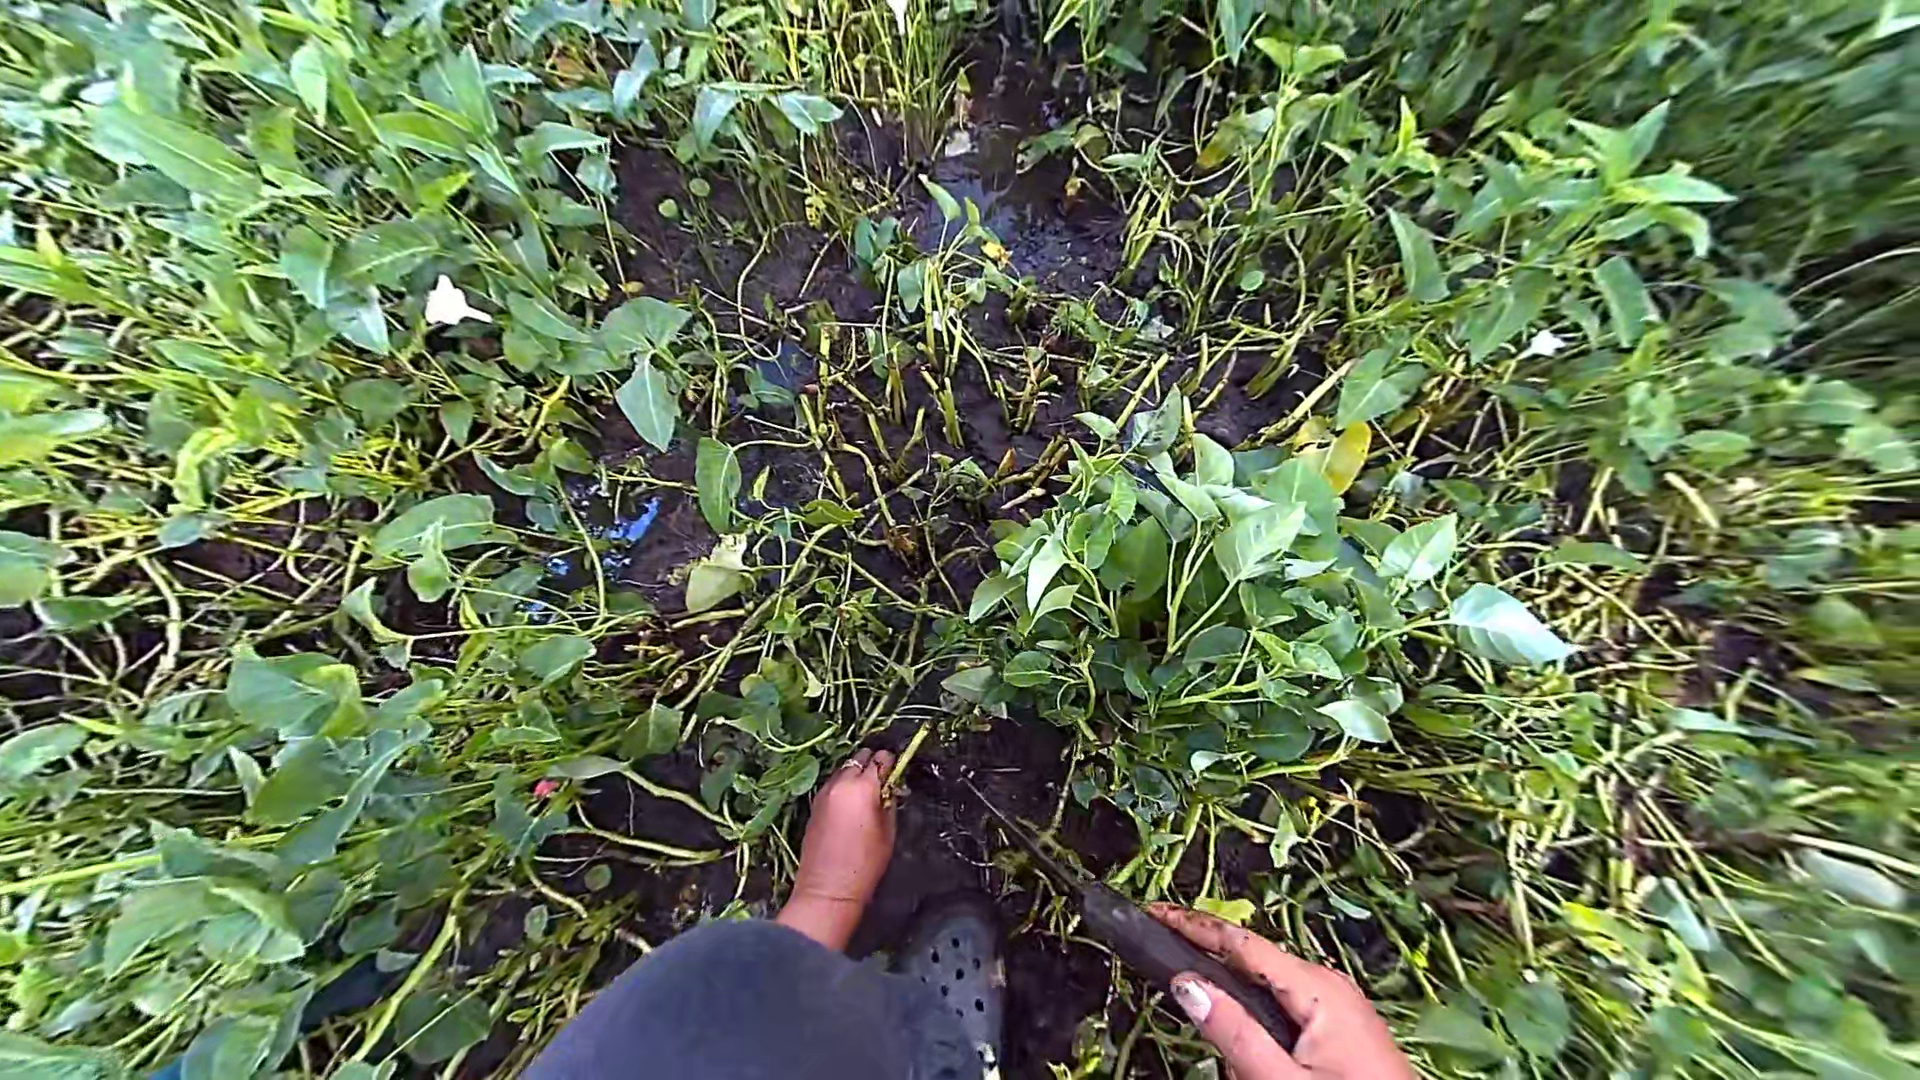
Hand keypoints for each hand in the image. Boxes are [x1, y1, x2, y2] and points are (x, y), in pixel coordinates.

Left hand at [775, 748, 896, 950]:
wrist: (827, 891)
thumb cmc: (865, 865)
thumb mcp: (888, 831)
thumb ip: (889, 802)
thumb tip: (889, 787)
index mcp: (862, 788)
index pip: (880, 759)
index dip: (890, 762)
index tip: (895, 770)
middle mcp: (841, 784)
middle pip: (859, 759)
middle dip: (871, 764)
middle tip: (882, 779)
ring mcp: (824, 793)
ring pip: (844, 769)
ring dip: (855, 773)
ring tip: (865, 791)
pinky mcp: (814, 804)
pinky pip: (833, 783)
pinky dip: (843, 785)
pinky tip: (850, 802)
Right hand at [1149, 904, 1415, 1079]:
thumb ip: (1233, 1032)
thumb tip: (1186, 983)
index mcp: (1317, 986)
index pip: (1238, 939)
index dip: (1191, 923)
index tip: (1154, 912)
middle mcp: (1328, 986)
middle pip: (1250, 965)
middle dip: (1217, 989)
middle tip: (1185, 1002)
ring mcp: (1338, 1009)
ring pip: (1266, 996)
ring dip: (1243, 1027)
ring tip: (1241, 1069)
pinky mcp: (1342, 1034)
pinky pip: (1287, 1017)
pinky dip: (1264, 1038)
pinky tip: (1261, 1067)